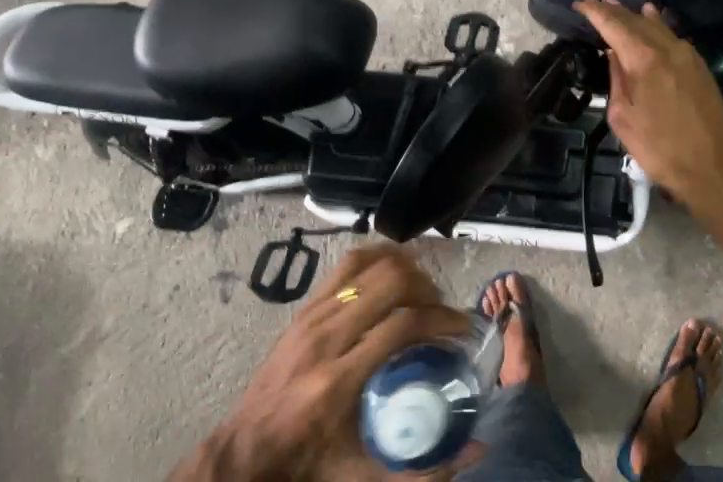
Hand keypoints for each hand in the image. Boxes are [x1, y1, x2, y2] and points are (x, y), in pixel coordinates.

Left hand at [171, 244, 474, 481]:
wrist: (244, 454)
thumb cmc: (309, 463)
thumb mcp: (364, 474)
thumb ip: (422, 468)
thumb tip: (478, 446)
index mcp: (338, 381)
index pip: (402, 325)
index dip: (442, 320)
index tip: (462, 330)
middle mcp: (324, 339)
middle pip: (390, 282)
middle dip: (428, 290)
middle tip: (442, 312)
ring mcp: (311, 318)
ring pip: (370, 265)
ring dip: (406, 271)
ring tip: (422, 294)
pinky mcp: (305, 309)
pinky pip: (348, 265)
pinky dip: (379, 261)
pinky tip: (396, 275)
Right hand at [574, 0, 722, 223]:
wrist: (715, 166)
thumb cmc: (661, 149)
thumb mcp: (624, 119)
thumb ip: (617, 80)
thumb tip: (614, 54)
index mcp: (644, 58)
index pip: (614, 25)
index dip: (595, 12)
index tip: (580, 2)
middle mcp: (668, 48)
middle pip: (637, 21)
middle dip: (616, 11)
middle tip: (598, 1)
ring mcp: (688, 56)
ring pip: (658, 27)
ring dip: (637, 16)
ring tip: (621, 6)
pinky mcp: (700, 68)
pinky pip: (673, 37)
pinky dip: (658, 27)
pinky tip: (654, 23)